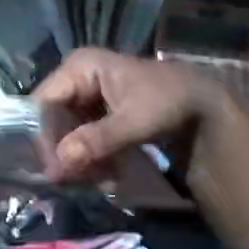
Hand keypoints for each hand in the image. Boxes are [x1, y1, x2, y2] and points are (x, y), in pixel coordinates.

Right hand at [33, 49, 237, 180]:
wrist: (205, 105)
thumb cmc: (170, 102)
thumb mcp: (135, 121)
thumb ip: (97, 140)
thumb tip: (61, 162)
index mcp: (80, 67)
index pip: (43, 103)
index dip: (44, 137)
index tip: (55, 170)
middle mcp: (77, 78)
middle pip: (52, 119)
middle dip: (65, 152)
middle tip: (77, 182)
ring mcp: (86, 97)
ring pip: (66, 133)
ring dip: (80, 160)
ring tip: (100, 180)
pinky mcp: (97, 115)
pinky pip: (81, 139)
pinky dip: (92, 159)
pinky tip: (109, 175)